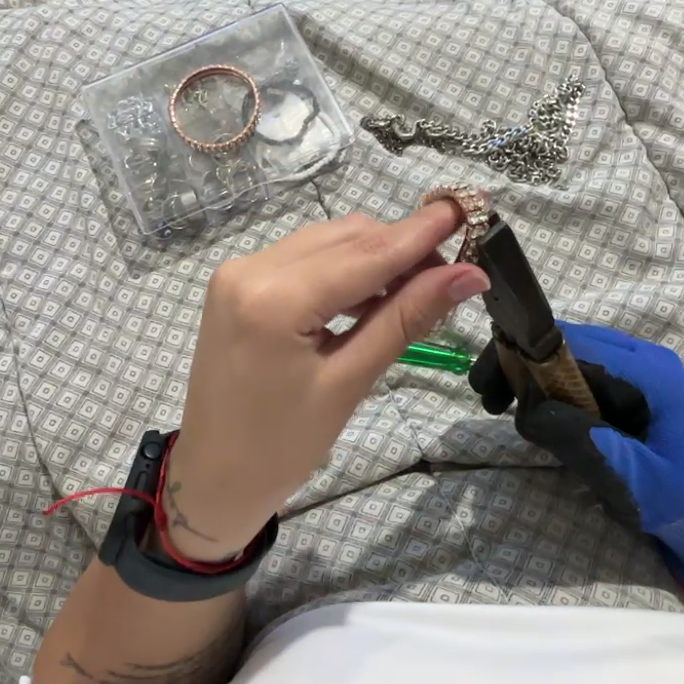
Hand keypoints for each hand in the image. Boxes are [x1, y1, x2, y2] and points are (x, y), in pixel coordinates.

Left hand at [163, 202, 490, 561]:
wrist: (213, 477)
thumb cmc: (283, 446)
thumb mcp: (349, 382)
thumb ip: (406, 318)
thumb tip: (468, 275)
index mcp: (275, 299)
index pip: (367, 252)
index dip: (423, 231)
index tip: (470, 206)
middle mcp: (250, 268)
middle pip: (346, 237)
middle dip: (403, 247)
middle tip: (453, 274)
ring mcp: (237, 272)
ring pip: (326, 242)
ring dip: (374, 256)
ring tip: (418, 289)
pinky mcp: (236, 283)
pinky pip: (302, 258)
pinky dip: (341, 268)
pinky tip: (370, 295)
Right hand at [470, 322, 683, 587]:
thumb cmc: (672, 498)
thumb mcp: (628, 478)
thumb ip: (582, 441)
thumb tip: (528, 408)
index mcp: (651, 374)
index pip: (575, 346)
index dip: (526, 357)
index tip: (489, 385)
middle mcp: (642, 358)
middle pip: (565, 341)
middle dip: (519, 362)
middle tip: (485, 395)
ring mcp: (632, 366)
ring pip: (564, 351)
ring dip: (525, 372)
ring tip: (496, 402)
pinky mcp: (621, 379)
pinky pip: (573, 367)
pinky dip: (541, 382)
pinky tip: (524, 406)